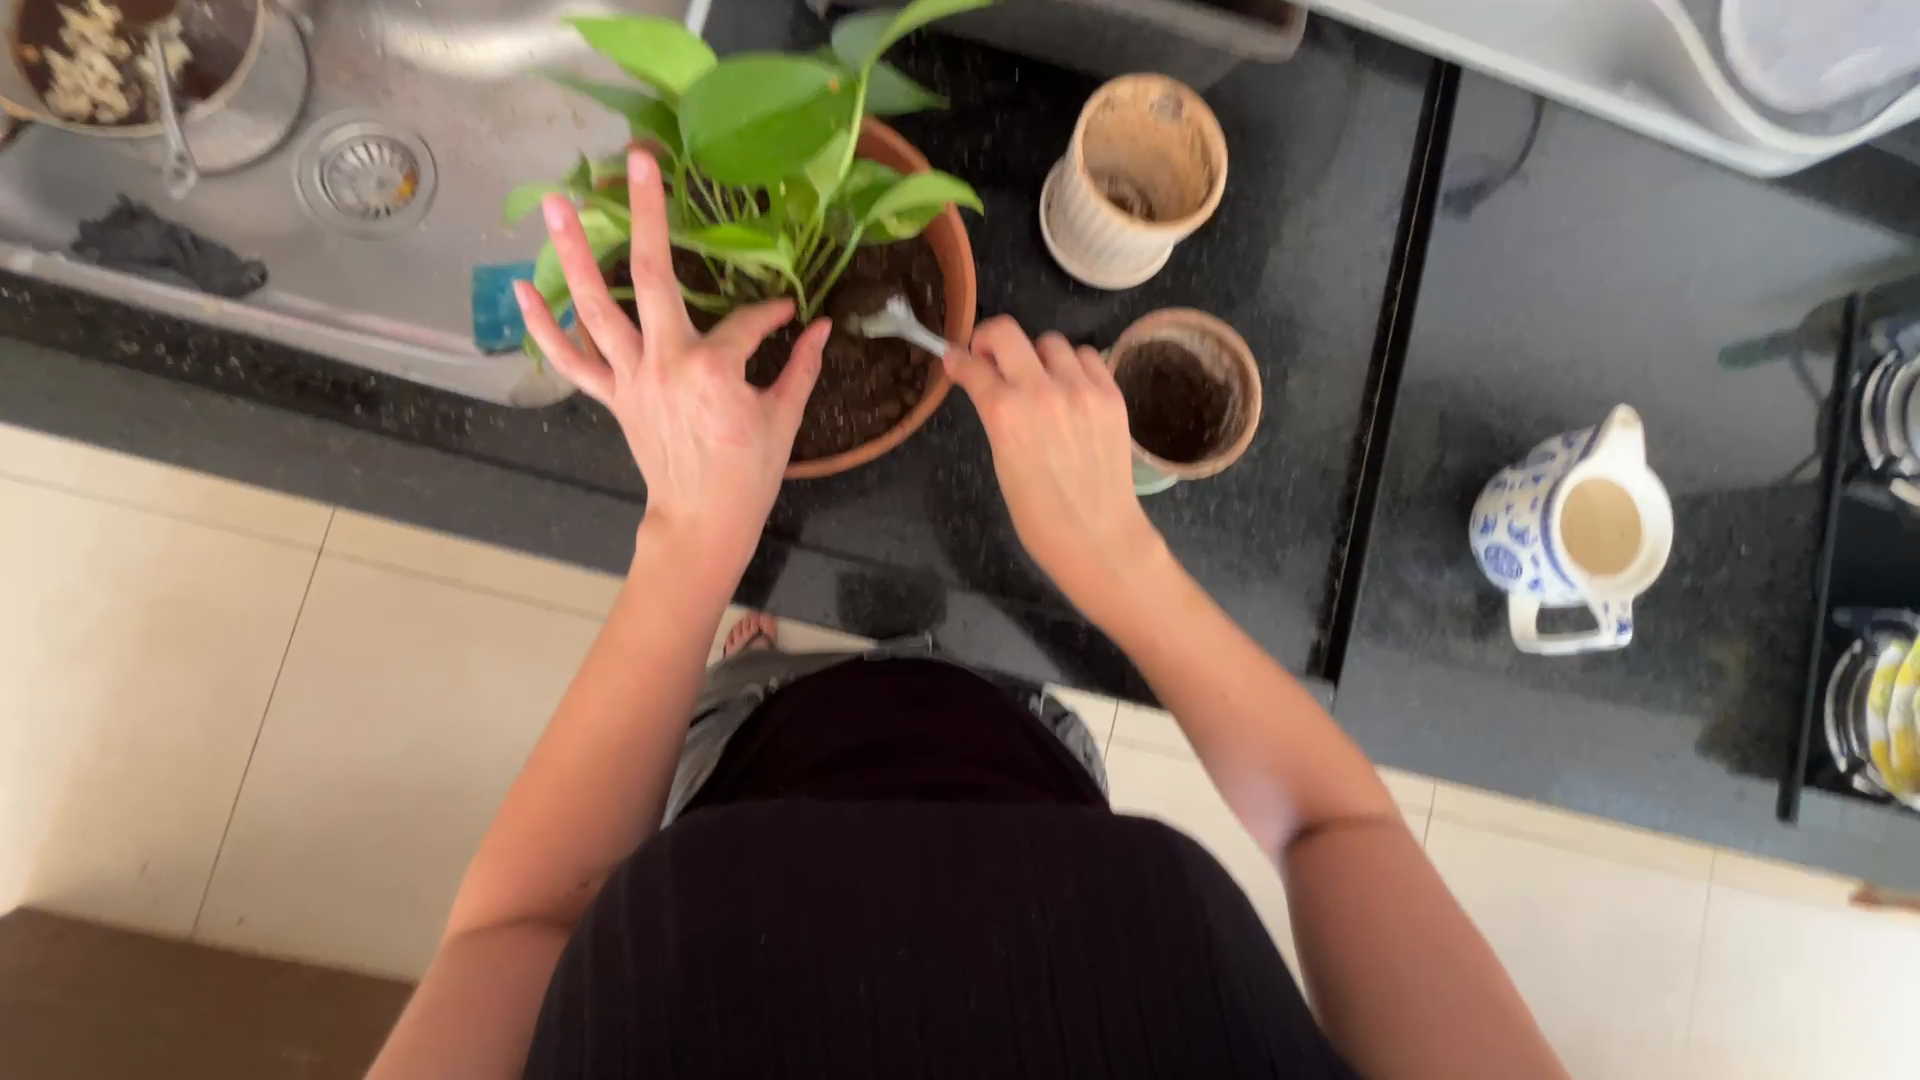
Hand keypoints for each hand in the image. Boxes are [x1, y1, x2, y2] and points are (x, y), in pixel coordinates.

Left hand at [515, 150, 826, 567]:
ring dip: (575, 253)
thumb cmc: (748, 475)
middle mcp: (665, 362)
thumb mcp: (783, 419)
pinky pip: (570, 361)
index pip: (746, 323)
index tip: (788, 315)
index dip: (770, 314)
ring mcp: (631, 378)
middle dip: (648, 215)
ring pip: (596, 308)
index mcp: (714, 369)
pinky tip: (523, 291)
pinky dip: (545, 329)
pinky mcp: (612, 397)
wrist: (702, 521)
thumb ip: (801, 367)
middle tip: (636, 161)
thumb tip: (823, 330)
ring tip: (555, 202)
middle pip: (654, 277)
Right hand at [946, 317, 1167, 609]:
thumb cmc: (1038, 516)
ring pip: (1051, 342)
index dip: (957, 360)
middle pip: (1007, 333)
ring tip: (1037, 379)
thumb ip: (994, 417)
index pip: (972, 366)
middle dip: (989, 340)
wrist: (1097, 536)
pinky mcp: (1110, 395)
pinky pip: (1086, 357)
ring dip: (1036, 356)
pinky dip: (1072, 366)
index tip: (955, 359)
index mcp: (1004, 413)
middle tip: (989, 357)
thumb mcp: (1002, 462)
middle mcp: (1041, 391)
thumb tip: (986, 389)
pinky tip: (1069, 389)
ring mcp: (1081, 389)